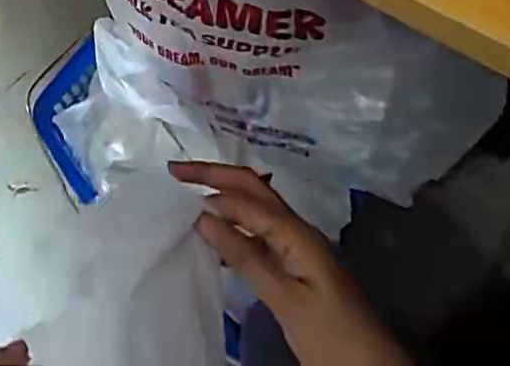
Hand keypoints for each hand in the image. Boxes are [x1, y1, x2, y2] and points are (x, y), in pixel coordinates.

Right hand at [172, 162, 409, 365]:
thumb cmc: (334, 338)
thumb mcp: (286, 301)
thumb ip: (245, 256)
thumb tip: (202, 217)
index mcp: (297, 233)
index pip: (246, 200)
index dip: (211, 196)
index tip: (176, 200)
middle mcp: (298, 229)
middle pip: (251, 186)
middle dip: (213, 174)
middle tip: (174, 171)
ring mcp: (299, 246)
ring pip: (255, 204)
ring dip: (223, 192)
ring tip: (190, 192)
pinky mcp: (296, 263)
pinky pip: (258, 227)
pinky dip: (233, 219)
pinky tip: (217, 232)